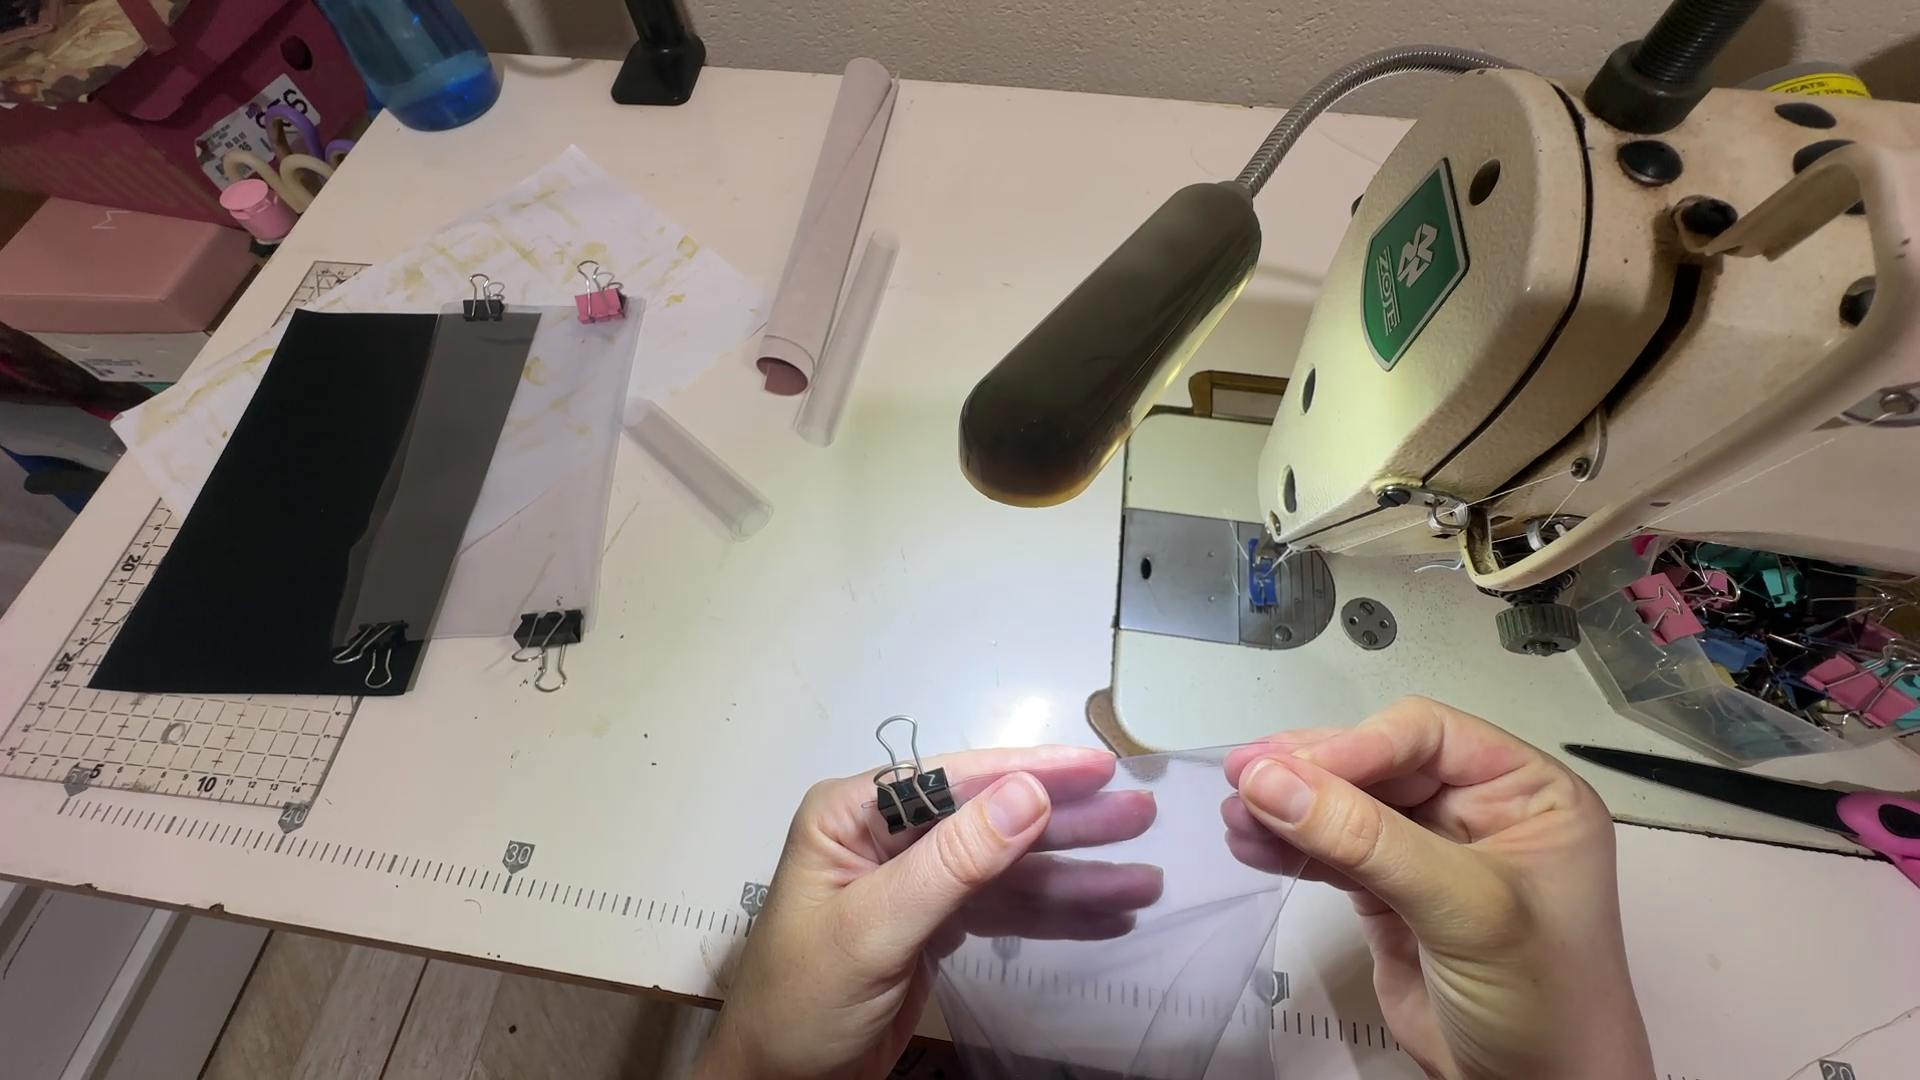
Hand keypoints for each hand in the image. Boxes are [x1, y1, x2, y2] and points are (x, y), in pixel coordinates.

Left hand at [694, 745, 1159, 1079]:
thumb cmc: (803, 1000)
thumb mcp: (876, 927)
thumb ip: (954, 860)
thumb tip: (1030, 792)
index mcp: (856, 811)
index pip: (955, 778)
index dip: (1031, 769)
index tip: (1098, 766)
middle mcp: (891, 832)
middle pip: (993, 818)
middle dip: (1069, 822)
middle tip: (1141, 813)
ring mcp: (919, 875)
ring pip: (1008, 866)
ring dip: (1075, 874)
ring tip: (1145, 878)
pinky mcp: (939, 918)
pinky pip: (1004, 908)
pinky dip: (1055, 914)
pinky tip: (1106, 914)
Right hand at [1223, 697, 1652, 1079]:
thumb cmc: (1545, 1008)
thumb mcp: (1463, 909)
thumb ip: (1363, 838)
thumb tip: (1267, 779)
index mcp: (1521, 791)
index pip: (1422, 734)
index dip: (1354, 744)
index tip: (1289, 767)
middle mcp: (1470, 809)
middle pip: (1368, 763)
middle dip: (1303, 774)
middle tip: (1243, 774)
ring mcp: (1422, 848)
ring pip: (1336, 803)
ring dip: (1282, 808)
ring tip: (1236, 815)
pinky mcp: (1382, 885)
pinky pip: (1323, 848)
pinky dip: (1283, 844)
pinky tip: (1249, 843)